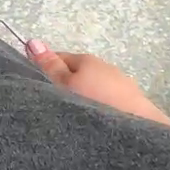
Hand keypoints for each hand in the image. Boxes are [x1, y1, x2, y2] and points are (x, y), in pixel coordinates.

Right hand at [25, 41, 169, 126]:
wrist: (137, 129)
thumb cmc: (93, 102)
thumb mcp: (62, 85)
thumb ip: (48, 66)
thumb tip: (32, 40)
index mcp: (87, 59)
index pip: (59, 57)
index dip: (46, 70)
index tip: (40, 88)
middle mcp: (106, 66)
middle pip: (79, 72)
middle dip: (67, 85)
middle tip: (57, 104)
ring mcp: (122, 84)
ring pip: (94, 86)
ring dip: (85, 96)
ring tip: (77, 115)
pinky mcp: (133, 101)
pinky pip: (108, 99)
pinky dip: (100, 106)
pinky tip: (97, 120)